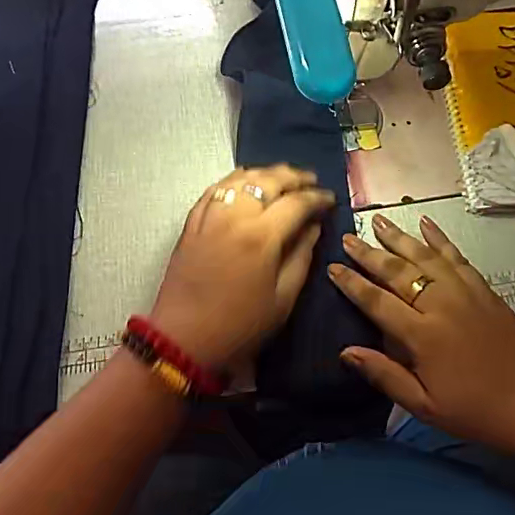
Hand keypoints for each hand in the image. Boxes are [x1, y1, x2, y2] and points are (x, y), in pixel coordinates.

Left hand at [149, 165, 334, 376]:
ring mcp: (210, 216)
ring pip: (240, 178)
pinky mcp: (192, 224)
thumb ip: (302, 256)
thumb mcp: (283, 299)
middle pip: (268, 180)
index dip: (318, 198)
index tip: (331, 201)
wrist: (183, 340)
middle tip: (311, 181)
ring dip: (264, 173)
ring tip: (282, 177)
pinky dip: (234, 180)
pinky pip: (214, 190)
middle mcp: (235, 216)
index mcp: (262, 236)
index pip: (297, 202)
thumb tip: (314, 227)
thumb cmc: (240, 326)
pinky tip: (244, 181)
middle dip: (294, 177)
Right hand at [328, 215, 514, 457]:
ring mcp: (465, 292)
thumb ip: (384, 375)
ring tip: (379, 222)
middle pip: (398, 271)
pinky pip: (457, 257)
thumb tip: (346, 351)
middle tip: (348, 238)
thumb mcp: (424, 405)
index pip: (377, 301)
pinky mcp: (484, 289)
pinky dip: (440, 239)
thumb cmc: (475, 411)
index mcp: (422, 335)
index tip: (332, 267)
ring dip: (400, 238)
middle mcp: (441, 304)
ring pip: (425, 256)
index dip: (352, 284)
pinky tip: (427, 225)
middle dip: (370, 253)